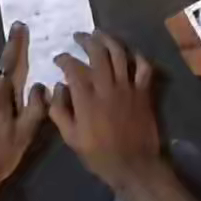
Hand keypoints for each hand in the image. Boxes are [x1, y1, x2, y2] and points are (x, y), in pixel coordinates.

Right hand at [48, 31, 169, 197]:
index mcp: (86, 98)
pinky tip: (129, 52)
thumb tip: (56, 88)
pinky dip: (136, 56)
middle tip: (79, 37)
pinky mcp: (143, 91)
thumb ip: (59, 111)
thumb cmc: (100, 154)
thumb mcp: (71, 138)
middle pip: (97, 52)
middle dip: (86, 40)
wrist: (135, 167)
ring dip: (108, 40)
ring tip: (99, 34)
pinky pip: (143, 67)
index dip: (64, 59)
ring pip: (119, 53)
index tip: (59, 59)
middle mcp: (107, 86)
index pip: (73, 67)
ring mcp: (128, 87)